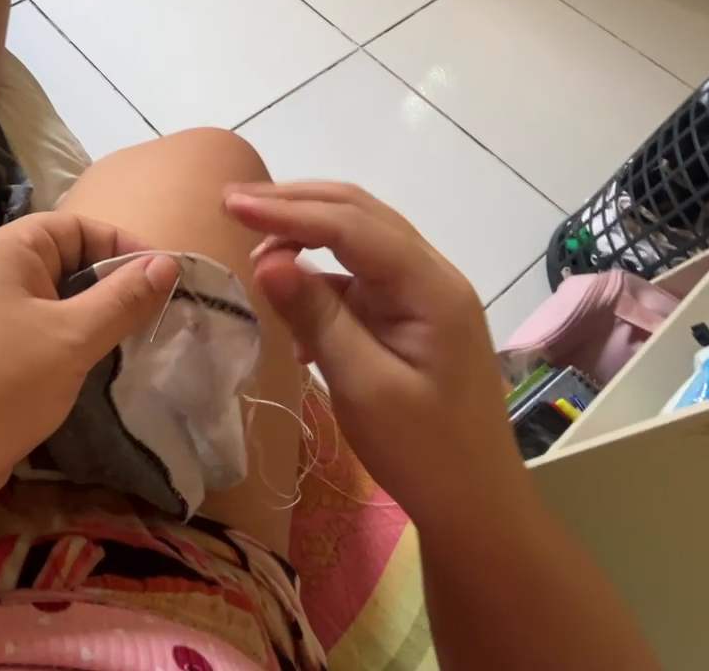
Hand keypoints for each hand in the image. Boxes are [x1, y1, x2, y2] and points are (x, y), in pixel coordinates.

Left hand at [0, 212, 180, 503]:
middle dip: (113, 281)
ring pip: (57, 295)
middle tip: (159, 312)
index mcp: (8, 248)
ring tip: (138, 336)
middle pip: (67, 257)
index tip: (168, 279)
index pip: (78, 227)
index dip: (124, 245)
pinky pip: (42, 324)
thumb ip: (122, 299)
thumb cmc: (2, 383)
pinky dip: (73, 335)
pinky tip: (99, 360)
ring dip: (96, 311)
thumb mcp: (72, 337)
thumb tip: (167, 263)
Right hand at [223, 182, 524, 524]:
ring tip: (253, 248)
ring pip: (356, 236)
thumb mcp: (363, 385)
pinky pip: (355, 272)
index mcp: (431, 288)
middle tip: (233, 205)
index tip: (231, 206)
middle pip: (358, 213)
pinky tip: (288, 301)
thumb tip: (267, 260)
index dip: (288, 211)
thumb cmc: (424, 451)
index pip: (351, 226)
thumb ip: (316, 316)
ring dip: (303, 231)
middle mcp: (430, 275)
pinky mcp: (405, 311)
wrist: (477, 505)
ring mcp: (419, 292)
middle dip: (294, 203)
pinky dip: (316, 272)